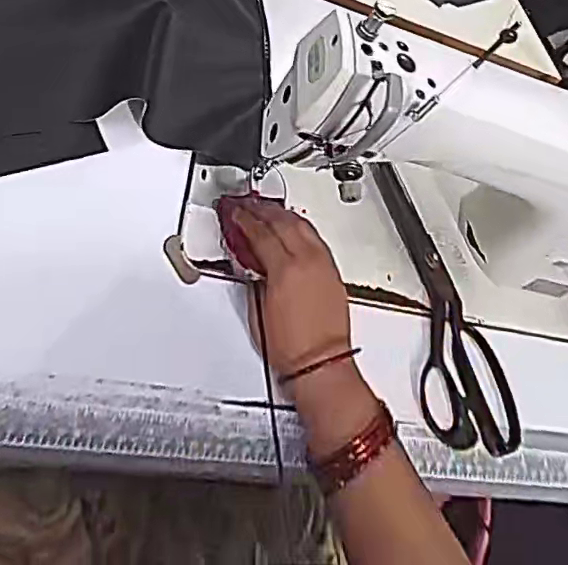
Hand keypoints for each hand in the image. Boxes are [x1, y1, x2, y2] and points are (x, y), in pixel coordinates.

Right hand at [227, 200, 351, 377]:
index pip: (260, 232)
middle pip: (281, 220)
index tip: (235, 212)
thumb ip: (253, 277)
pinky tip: (292, 224)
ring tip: (267, 209)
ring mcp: (322, 263)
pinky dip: (299, 225)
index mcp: (284, 269)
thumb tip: (249, 261)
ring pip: (301, 223)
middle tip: (247, 204)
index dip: (244, 218)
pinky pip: (314, 236)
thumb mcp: (257, 309)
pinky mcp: (332, 270)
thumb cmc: (291, 347)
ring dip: (282, 213)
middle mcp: (306, 261)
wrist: (321, 363)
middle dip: (261, 209)